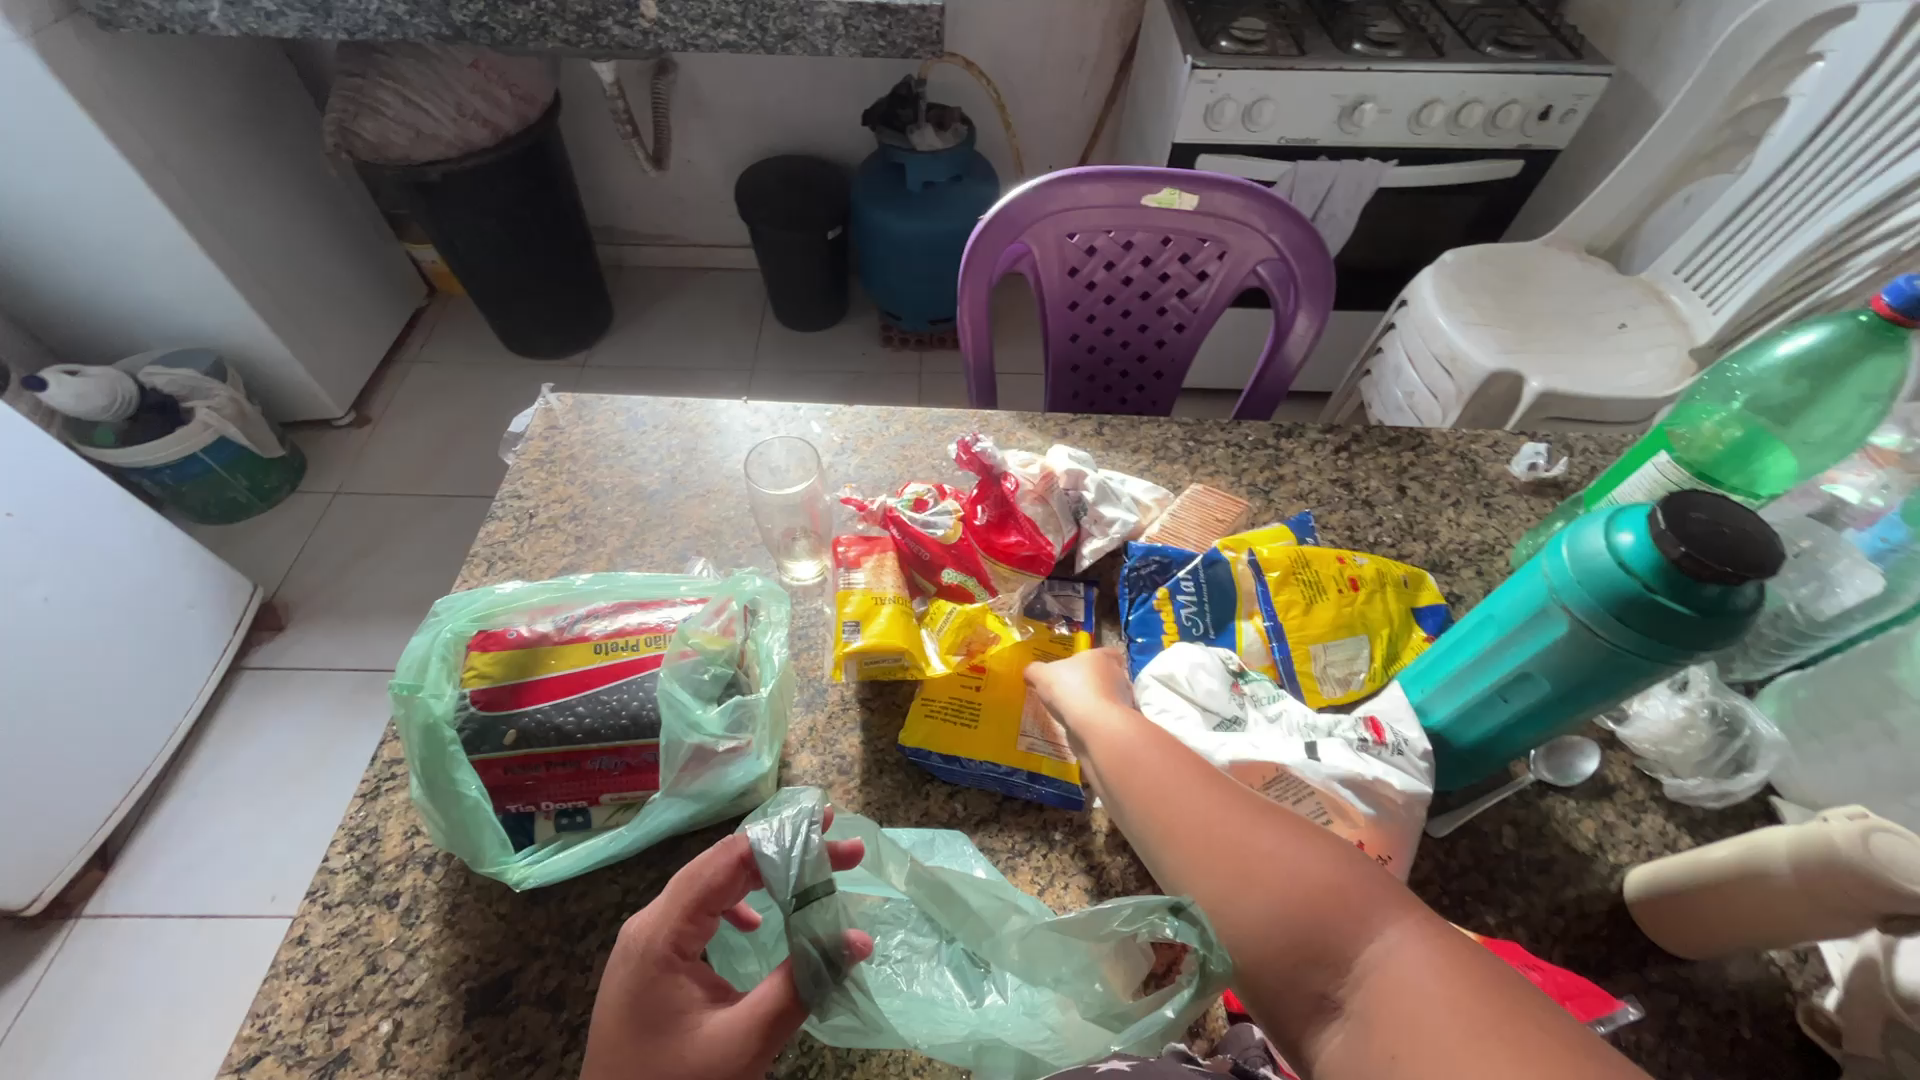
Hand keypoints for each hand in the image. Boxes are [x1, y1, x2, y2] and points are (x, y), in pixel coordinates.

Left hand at [580, 816, 872, 1079]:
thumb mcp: (743, 1041)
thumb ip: (802, 983)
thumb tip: (860, 940)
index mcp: (662, 933)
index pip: (729, 860)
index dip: (784, 839)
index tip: (833, 828)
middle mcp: (650, 923)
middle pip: (723, 864)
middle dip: (784, 852)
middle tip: (842, 849)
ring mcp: (647, 941)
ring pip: (712, 884)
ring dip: (764, 875)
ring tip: (814, 870)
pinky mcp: (652, 961)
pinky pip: (699, 911)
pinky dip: (737, 902)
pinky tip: (757, 922)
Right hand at [1024, 646, 1138, 737]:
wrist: (1094, 725)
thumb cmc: (1070, 689)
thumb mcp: (1041, 675)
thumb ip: (1035, 670)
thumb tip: (1029, 671)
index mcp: (1101, 657)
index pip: (1108, 653)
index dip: (1098, 659)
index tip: (1083, 668)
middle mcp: (1116, 675)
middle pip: (1108, 675)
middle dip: (1094, 682)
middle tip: (1074, 691)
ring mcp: (1122, 699)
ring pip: (1110, 698)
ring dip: (1097, 703)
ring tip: (1076, 712)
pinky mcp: (1120, 722)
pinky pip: (1108, 718)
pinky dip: (1098, 721)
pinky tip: (1082, 727)